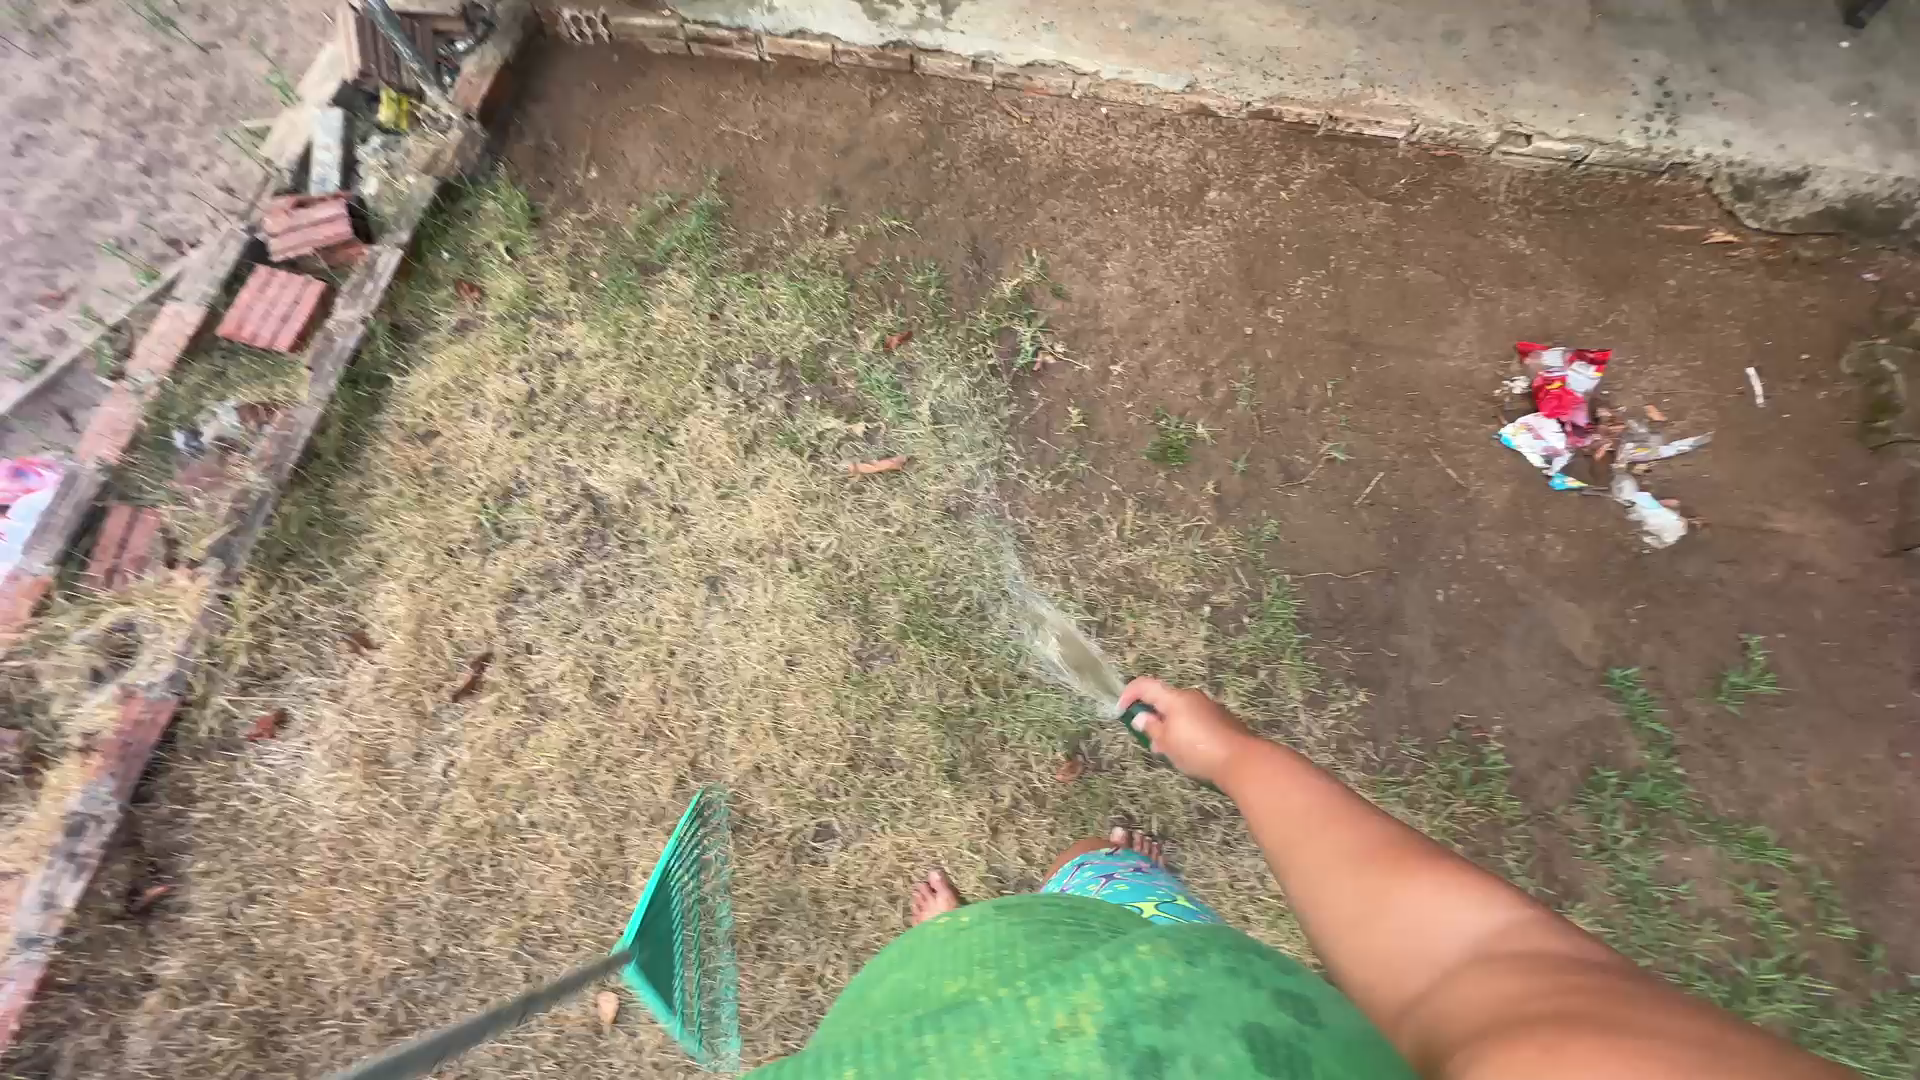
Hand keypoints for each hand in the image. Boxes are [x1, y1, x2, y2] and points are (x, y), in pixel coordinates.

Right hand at [1118, 677, 1259, 786]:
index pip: (1145, 685)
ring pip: (1180, 713)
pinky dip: (1186, 731)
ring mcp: (1209, 708)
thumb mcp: (1167, 742)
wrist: (1243, 761)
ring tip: (1169, 752)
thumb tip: (1141, 717)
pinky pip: (1195, 721)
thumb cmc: (1197, 750)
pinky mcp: (1222, 720)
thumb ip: (1151, 728)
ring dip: (1169, 727)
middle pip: (1164, 700)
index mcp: (1175, 698)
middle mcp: (1192, 697)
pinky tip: (1190, 753)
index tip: (1121, 711)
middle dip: (1152, 717)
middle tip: (1149, 740)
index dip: (1129, 694)